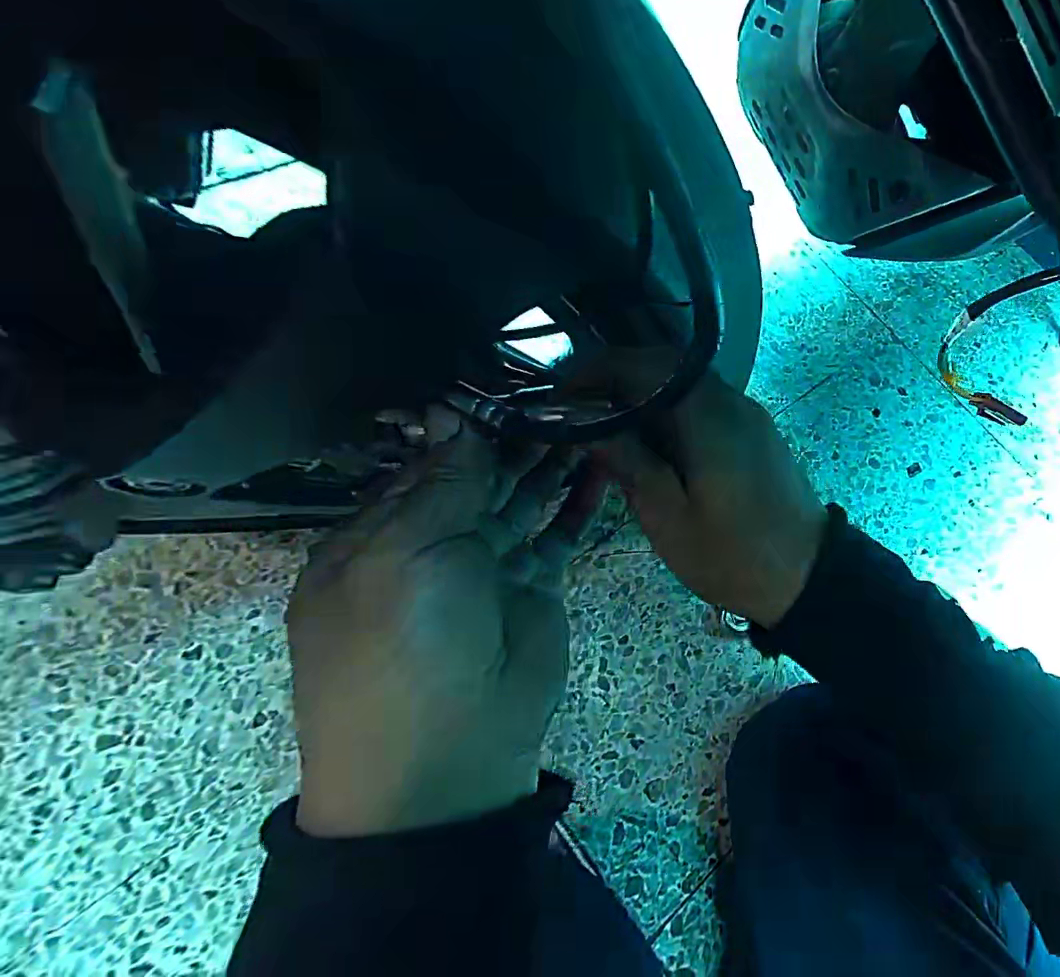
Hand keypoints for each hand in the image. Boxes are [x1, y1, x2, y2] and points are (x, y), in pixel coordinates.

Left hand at [285, 408, 607, 836]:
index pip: (429, 463)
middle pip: (483, 476)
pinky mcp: (536, 584)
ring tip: (593, 424)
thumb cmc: (408, 648)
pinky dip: (580, 505)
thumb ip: (441, 485)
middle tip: (571, 400)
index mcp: (380, 536)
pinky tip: (602, 474)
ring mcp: (490, 565)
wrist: (450, 749)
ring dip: (555, 464)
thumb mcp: (408, 558)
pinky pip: (559, 534)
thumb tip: (454, 413)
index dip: (472, 426)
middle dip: (522, 439)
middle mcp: (434, 544)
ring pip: (526, 499)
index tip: (519, 387)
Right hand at [592, 370, 825, 628]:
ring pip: (686, 387)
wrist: (807, 573)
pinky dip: (671, 415)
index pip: (645, 365)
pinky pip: (706, 407)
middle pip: (666, 368)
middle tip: (577, 417)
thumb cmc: (734, 554)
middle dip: (615, 383)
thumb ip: (628, 460)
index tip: (559, 398)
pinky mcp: (757, 434)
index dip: (594, 371)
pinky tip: (648, 447)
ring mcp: (750, 417)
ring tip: (605, 435)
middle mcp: (735, 404)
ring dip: (643, 400)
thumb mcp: (668, 516)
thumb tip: (584, 420)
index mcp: (712, 418)